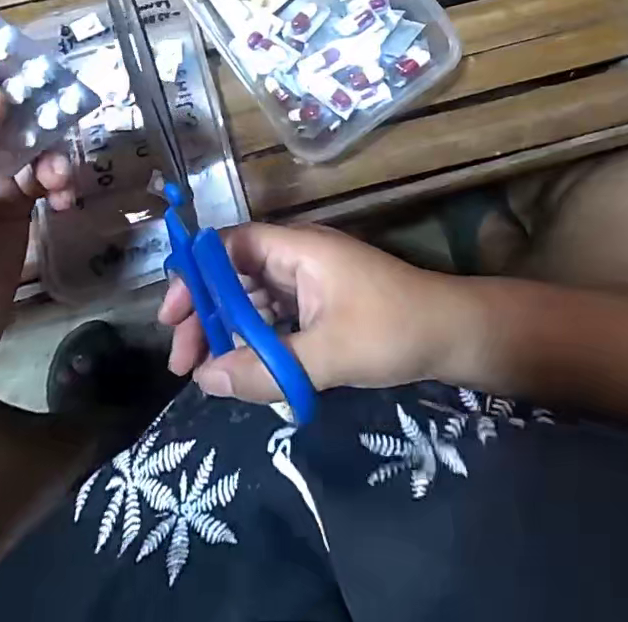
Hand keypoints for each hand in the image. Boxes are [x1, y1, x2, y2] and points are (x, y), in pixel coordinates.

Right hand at [157, 223, 464, 402]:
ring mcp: (306, 281)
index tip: (173, 317)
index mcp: (296, 249)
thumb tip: (206, 381)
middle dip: (204, 314)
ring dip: (225, 331)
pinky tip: (240, 368)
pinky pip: (271, 316)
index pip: (229, 247)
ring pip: (249, 299)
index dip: (194, 275)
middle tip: (182, 362)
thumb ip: (267, 368)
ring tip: (203, 372)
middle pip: (232, 275)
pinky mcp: (316, 304)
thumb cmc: (394, 330)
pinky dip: (252, 340)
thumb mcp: (330, 355)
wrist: (455, 335)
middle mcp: (294, 257)